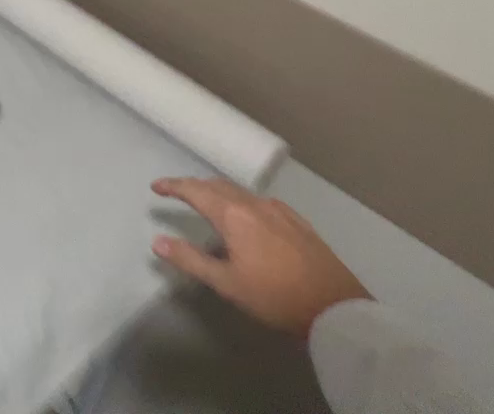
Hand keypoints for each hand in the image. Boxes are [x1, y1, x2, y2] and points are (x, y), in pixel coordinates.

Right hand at [151, 177, 369, 337]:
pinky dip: (242, 203)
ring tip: (210, 207)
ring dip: (218, 194)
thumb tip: (158, 241)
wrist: (336, 307)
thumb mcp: (227, 284)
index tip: (156, 186)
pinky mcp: (297, 221)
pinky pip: (260, 202)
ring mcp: (279, 210)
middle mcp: (254, 204)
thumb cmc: (275, 296)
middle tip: (179, 194)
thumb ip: (190, 260)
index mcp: (233, 215)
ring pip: (240, 192)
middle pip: (217, 186)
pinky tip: (248, 222)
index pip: (194, 190)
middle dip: (195, 187)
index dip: (173, 186)